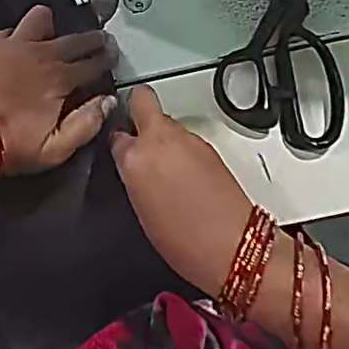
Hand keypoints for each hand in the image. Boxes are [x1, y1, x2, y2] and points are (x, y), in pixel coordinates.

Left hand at [0, 5, 116, 175]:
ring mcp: (15, 46)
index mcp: (60, 79)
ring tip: (57, 32)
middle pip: (76, 39)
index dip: (106, 59)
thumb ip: (87, 123)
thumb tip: (106, 104)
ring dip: (53, 25)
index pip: (93, 62)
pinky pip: (13, 29)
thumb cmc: (9, 145)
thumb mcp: (56, 148)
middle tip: (98, 41)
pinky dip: (22, 33)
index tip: (110, 58)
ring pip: (42, 19)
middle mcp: (40, 56)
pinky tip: (23, 42)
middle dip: (92, 40)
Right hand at [109, 84, 254, 294]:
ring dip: (164, 134)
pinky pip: (187, 138)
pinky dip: (184, 149)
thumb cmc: (187, 241)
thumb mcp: (140, 211)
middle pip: (142, 100)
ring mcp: (187, 139)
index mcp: (134, 157)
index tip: (119, 147)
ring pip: (167, 121)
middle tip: (138, 129)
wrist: (233, 247)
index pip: (115, 134)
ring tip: (166, 164)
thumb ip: (132, 176)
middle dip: (138, 108)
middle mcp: (160, 139)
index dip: (117, 141)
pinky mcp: (209, 146)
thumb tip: (130, 166)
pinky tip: (186, 174)